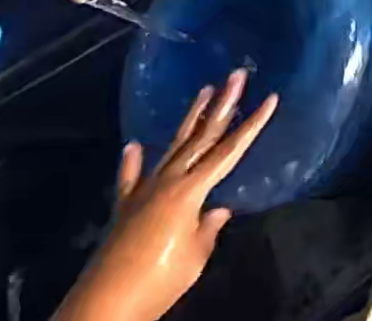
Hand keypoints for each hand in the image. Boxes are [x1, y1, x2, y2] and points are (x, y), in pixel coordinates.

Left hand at [53, 71, 278, 320]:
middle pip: (202, 136)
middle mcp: (168, 180)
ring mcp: (144, 190)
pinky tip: (134, 145)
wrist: (101, 309)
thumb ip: (208, 227)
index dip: (253, 124)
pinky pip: (130, 178)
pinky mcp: (125, 207)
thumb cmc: (157, 282)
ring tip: (205, 90)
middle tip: (236, 75)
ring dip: (191, 118)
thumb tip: (218, 209)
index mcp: (190, 190)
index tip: (270, 97)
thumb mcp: (194, 257)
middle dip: (223, 104)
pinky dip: (132, 161)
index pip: (230, 150)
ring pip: (174, 146)